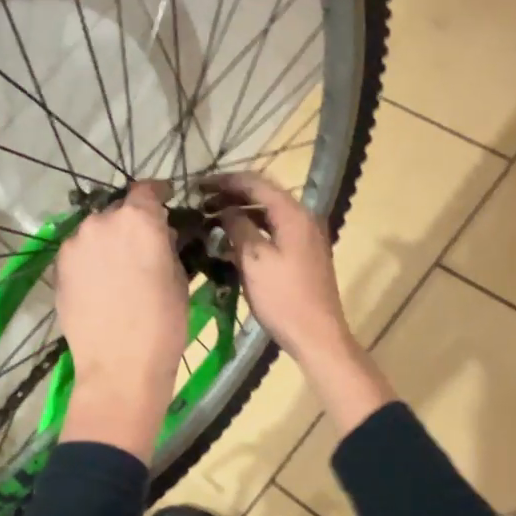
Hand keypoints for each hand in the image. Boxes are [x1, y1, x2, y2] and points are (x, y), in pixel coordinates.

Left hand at [56, 182, 188, 462]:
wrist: (119, 367)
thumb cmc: (163, 325)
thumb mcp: (179, 279)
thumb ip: (167, 247)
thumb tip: (162, 236)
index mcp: (139, 219)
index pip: (147, 189)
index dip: (158, 195)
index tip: (165, 204)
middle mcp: (101, 221)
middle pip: (119, 211)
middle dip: (132, 224)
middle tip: (144, 249)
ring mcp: (75, 244)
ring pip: (96, 232)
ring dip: (108, 243)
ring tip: (120, 271)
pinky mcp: (59, 268)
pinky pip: (80, 253)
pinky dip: (91, 261)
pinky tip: (101, 285)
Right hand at [213, 172, 354, 360]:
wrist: (317, 335)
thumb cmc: (283, 298)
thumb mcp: (254, 260)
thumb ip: (238, 227)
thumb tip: (225, 210)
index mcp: (293, 214)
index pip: (256, 183)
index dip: (225, 181)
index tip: (198, 185)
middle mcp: (304, 217)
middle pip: (264, 196)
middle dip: (232, 195)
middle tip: (202, 202)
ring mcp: (306, 236)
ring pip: (269, 214)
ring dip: (242, 213)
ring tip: (212, 219)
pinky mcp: (304, 254)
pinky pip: (275, 231)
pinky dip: (254, 230)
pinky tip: (234, 240)